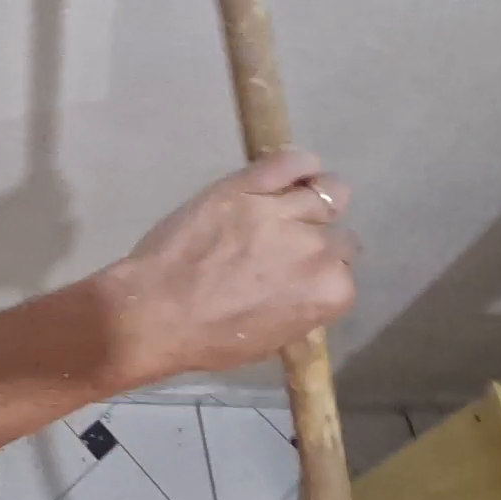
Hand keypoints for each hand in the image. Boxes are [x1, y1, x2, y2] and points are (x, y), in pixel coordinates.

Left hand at [99, 149, 356, 379]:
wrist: (156, 309)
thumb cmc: (210, 336)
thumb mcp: (274, 336)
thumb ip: (301, 303)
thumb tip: (304, 283)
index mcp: (329, 292)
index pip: (343, 271)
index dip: (321, 270)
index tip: (299, 272)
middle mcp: (316, 249)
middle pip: (339, 235)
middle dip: (318, 240)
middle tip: (288, 244)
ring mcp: (280, 212)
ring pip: (328, 192)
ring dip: (316, 200)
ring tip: (295, 204)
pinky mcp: (245, 187)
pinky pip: (290, 163)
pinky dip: (299, 164)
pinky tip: (296, 171)